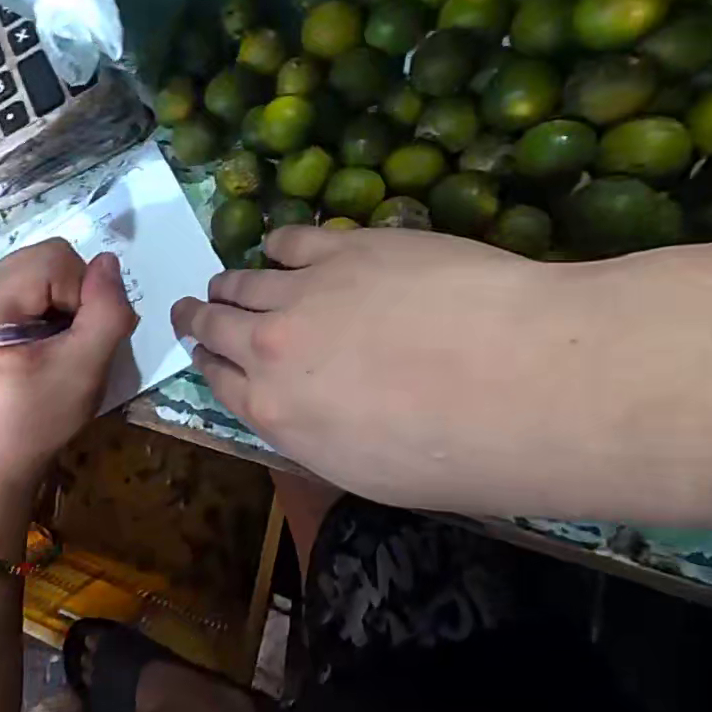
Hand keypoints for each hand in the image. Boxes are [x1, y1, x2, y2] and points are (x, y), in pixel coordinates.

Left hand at [0, 239, 136, 491]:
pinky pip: (34, 278)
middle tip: (71, 341)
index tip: (75, 340)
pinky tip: (46, 337)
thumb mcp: (86, 367)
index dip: (82, 295)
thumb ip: (106, 310)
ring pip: (44, 264)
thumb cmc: (42, 416)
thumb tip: (109, 261)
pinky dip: (53, 301)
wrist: (4, 452)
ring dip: (66, 298)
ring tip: (58, 341)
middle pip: (47, 256)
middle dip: (74, 294)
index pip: (55, 260)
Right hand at [172, 226, 587, 506]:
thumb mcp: (365, 471)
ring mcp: (302, 292)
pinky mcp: (342, 248)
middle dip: (197, 318)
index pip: (220, 378)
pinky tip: (278, 246)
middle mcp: (271, 348)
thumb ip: (314, 434)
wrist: (520, 381)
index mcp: (274, 411)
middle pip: (217, 324)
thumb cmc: (453, 454)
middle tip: (191, 310)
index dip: (207, 361)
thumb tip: (303, 407)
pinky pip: (291, 240)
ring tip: (225, 280)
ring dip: (228, 283)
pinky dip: (278, 246)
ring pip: (243, 281)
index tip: (203, 350)